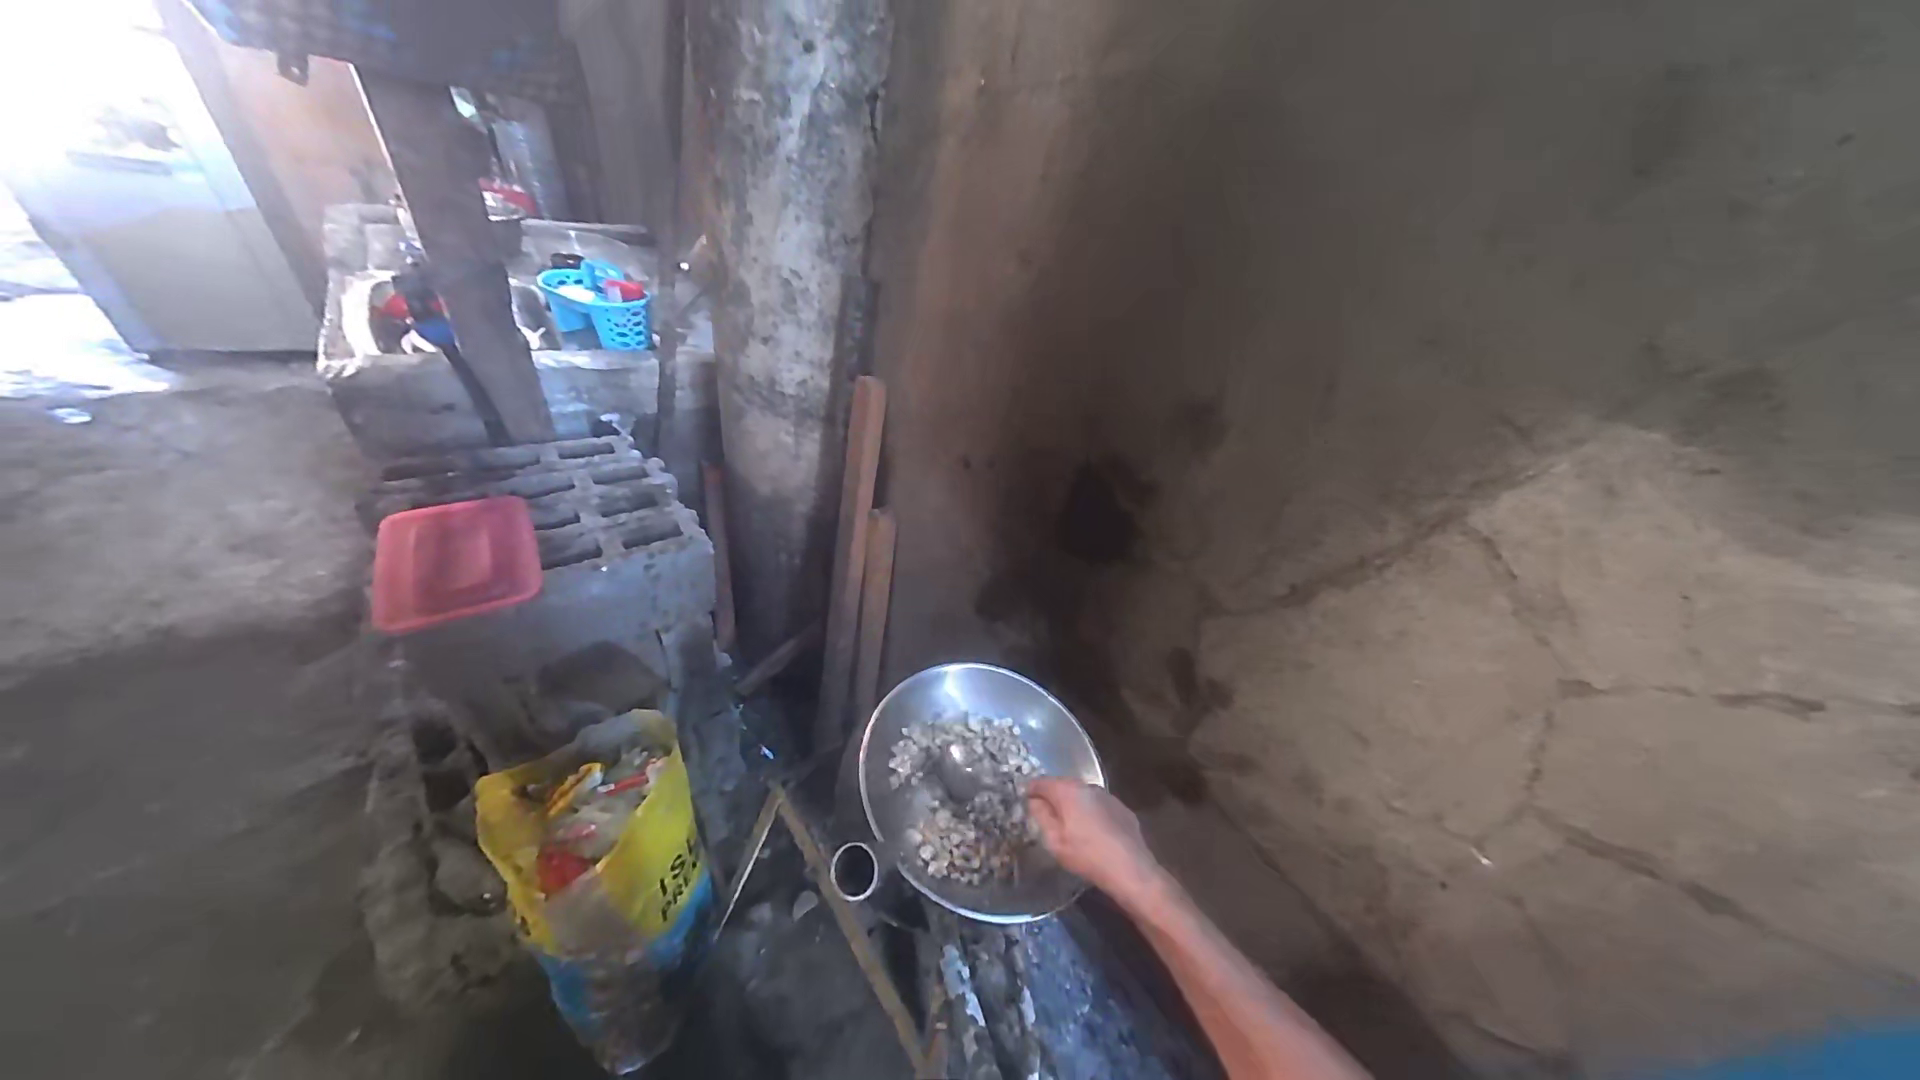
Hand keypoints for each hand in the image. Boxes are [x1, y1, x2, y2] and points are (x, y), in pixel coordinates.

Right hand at [1027, 777, 1162, 899]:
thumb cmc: (1087, 855)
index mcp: (1068, 791)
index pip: (1041, 782)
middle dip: (1052, 797)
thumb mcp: (1055, 841)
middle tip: (1046, 815)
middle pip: (1063, 785)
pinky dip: (1091, 812)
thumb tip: (1035, 800)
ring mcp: (1107, 795)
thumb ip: (1041, 816)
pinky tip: (1093, 832)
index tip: (1025, 801)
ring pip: (1082, 795)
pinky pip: (1098, 805)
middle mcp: (1088, 786)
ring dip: (1073, 804)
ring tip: (1070, 825)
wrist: (1131, 869)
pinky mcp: (1121, 808)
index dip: (1031, 790)